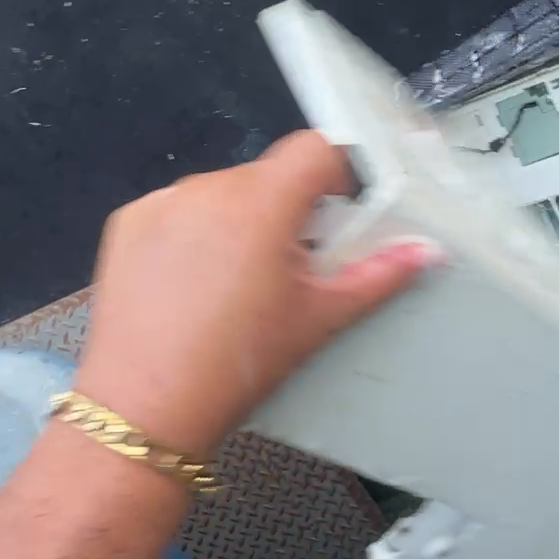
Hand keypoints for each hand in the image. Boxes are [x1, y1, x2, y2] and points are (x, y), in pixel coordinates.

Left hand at [73, 130, 440, 455]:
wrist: (144, 410)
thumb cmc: (242, 362)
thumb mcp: (321, 317)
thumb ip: (380, 274)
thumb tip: (429, 252)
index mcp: (263, 203)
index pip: (316, 148)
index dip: (338, 171)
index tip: (339, 214)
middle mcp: (210, 187)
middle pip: (272, 173)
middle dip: (291, 207)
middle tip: (292, 265)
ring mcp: (163, 200)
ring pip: (227, 190)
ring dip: (245, 217)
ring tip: (239, 279)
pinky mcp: (129, 220)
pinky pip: (183, 206)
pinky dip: (198, 229)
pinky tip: (195, 280)